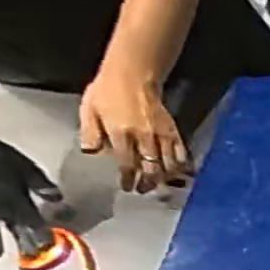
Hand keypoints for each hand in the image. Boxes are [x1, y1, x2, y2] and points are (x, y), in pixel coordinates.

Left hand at [79, 66, 191, 192]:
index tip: (127, 187)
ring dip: (165, 177)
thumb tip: (90, 151)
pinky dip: (181, 166)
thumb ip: (90, 132)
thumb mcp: (88, 109)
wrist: (132, 79)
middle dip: (148, 181)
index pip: (126, 162)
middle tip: (144, 190)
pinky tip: (178, 172)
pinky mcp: (174, 134)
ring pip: (168, 164)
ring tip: (161, 184)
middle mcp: (143, 137)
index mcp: (120, 133)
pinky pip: (181, 155)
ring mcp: (162, 136)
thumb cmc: (107, 92)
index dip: (128, 178)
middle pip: (150, 167)